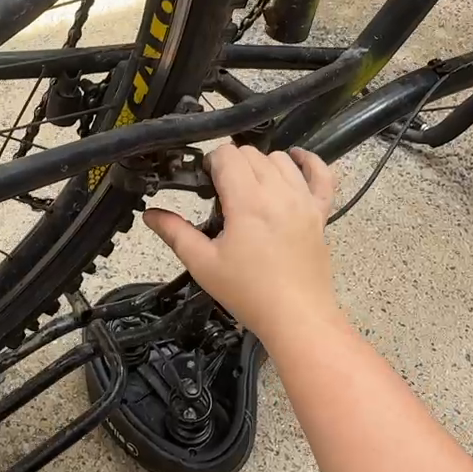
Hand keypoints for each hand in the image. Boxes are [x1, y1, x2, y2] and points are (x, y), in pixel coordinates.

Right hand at [143, 145, 340, 346]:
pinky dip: (308, 163)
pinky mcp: (320, 213)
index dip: (210, 163)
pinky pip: (322, 174)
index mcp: (248, 202)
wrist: (297, 318)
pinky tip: (294, 163)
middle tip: (221, 193)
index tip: (205, 185)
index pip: (227, 155)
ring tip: (250, 189)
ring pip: (280, 159)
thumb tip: (150, 214)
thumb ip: (175, 233)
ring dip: (261, 165)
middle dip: (232, 164)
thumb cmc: (249, 293)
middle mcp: (279, 193)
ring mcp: (304, 201)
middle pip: (252, 153)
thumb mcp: (203, 264)